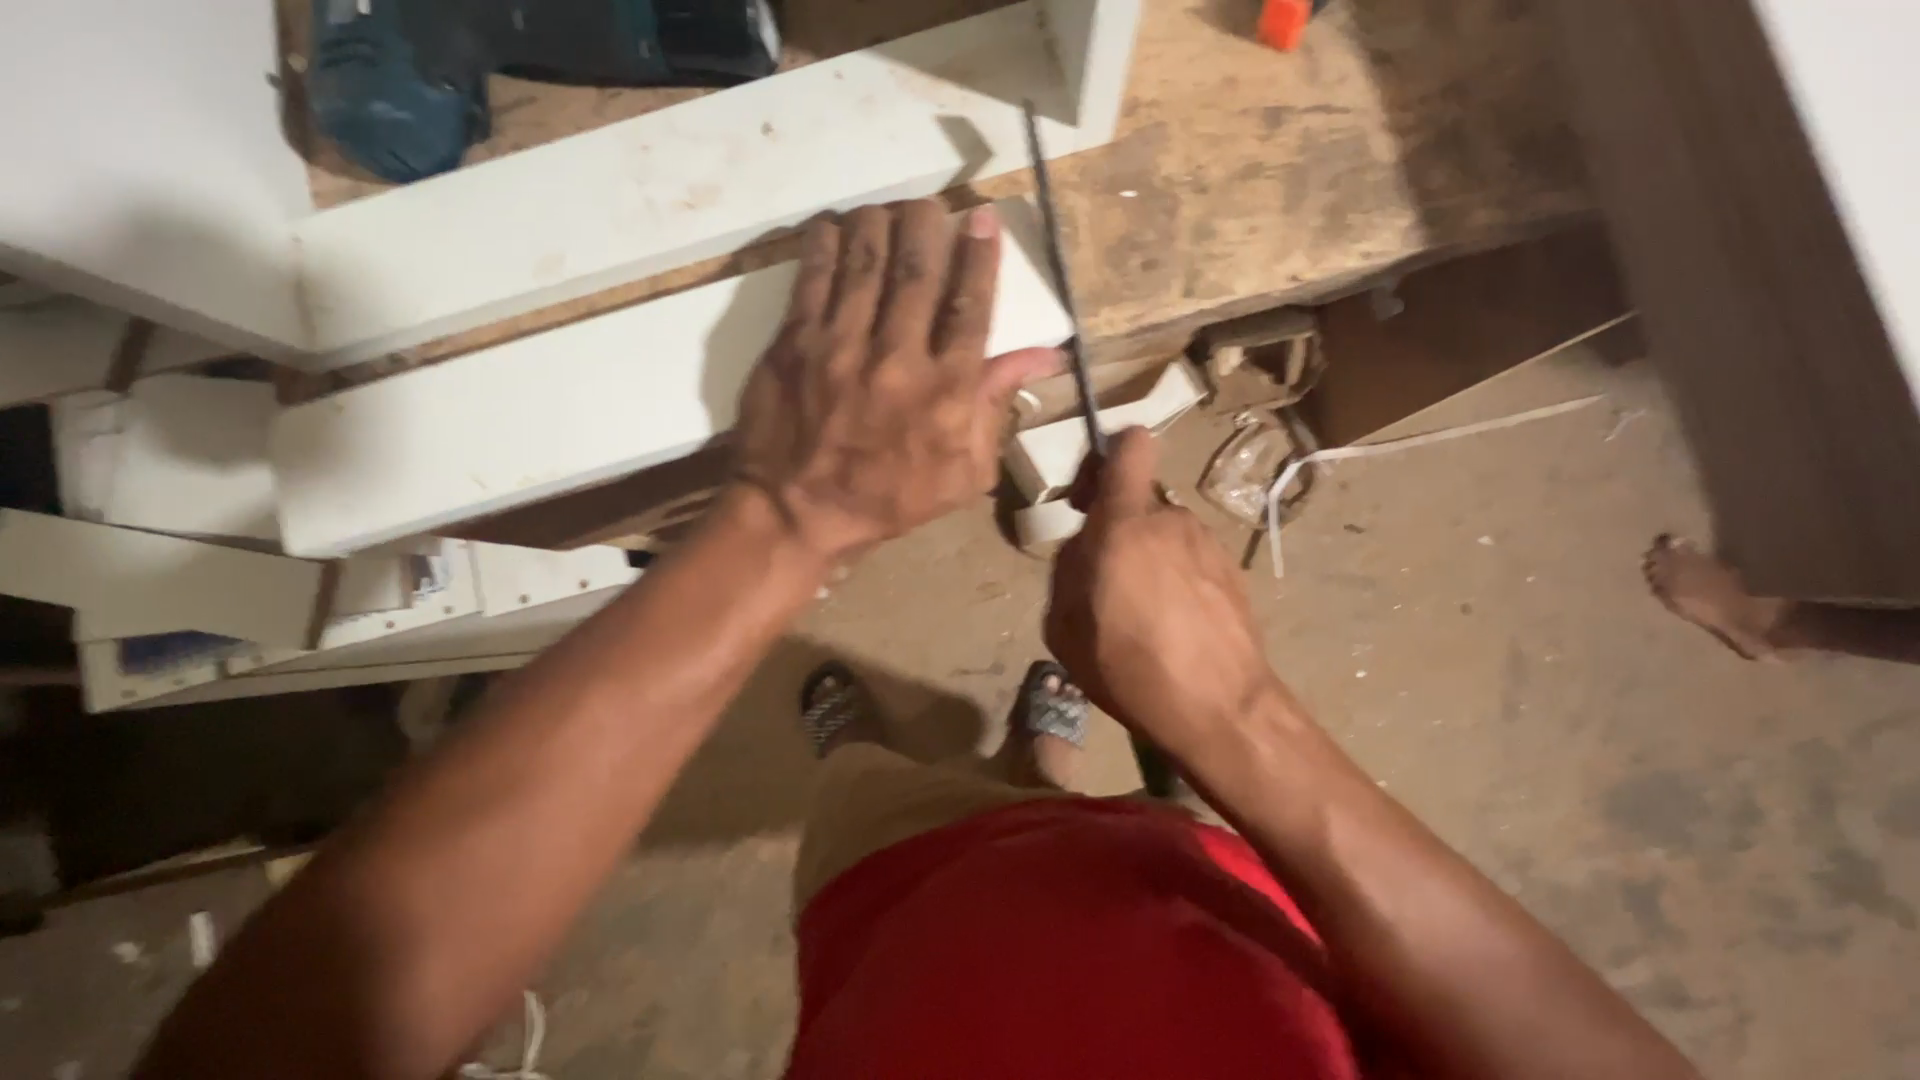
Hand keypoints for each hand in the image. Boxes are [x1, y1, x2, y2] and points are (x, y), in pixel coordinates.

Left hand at [732, 200, 1062, 561]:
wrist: (797, 513)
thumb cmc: (889, 499)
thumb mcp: (963, 472)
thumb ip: (997, 406)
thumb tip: (1043, 355)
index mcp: (946, 392)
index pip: (971, 305)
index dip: (980, 255)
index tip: (982, 219)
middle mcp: (898, 358)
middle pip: (919, 269)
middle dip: (929, 225)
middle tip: (932, 208)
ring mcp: (841, 346)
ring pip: (867, 260)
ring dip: (882, 223)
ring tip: (889, 210)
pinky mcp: (793, 342)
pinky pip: (814, 276)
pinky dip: (828, 243)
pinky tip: (837, 226)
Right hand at [1044, 429, 1283, 762]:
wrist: (1219, 709)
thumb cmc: (1129, 668)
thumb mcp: (1063, 627)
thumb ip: (1066, 570)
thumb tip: (1084, 549)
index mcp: (1124, 525)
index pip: (1128, 449)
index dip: (1108, 459)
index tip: (1092, 497)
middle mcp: (1171, 521)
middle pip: (1138, 508)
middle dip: (1120, 534)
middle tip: (1107, 588)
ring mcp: (1208, 545)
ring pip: (1166, 537)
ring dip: (1150, 562)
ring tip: (1144, 618)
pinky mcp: (1233, 572)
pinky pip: (1191, 562)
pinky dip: (1178, 582)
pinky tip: (1175, 628)